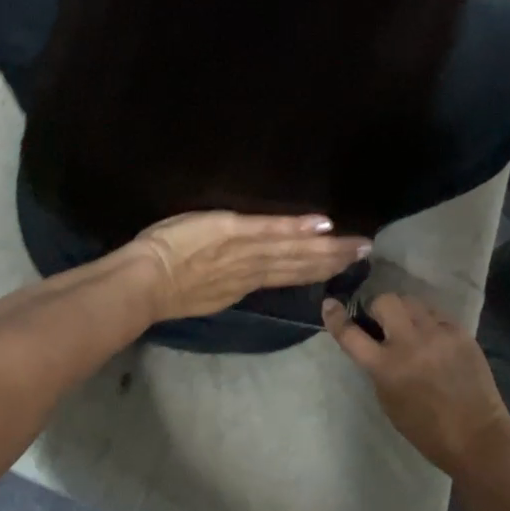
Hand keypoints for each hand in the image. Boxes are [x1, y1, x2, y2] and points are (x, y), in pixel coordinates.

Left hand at [124, 211, 370, 321]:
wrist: (142, 283)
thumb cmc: (159, 285)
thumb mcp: (199, 287)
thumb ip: (225, 279)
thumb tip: (241, 277)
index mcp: (242, 282)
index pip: (286, 273)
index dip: (315, 268)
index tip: (341, 263)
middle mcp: (251, 269)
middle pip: (298, 263)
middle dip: (333, 259)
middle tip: (366, 252)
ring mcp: (245, 251)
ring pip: (292, 249)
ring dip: (326, 246)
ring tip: (356, 242)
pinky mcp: (233, 231)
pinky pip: (271, 230)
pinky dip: (296, 227)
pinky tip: (322, 223)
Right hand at [323, 293, 509, 473]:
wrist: (477, 436)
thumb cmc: (426, 429)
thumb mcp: (389, 400)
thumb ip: (378, 367)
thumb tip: (376, 340)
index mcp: (386, 368)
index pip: (351, 334)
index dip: (336, 317)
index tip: (329, 304)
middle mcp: (410, 344)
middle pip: (384, 301)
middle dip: (378, 306)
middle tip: (382, 320)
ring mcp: (437, 334)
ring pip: (411, 301)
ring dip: (404, 311)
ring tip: (410, 327)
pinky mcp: (459, 332)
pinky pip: (436, 314)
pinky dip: (429, 322)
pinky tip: (434, 339)